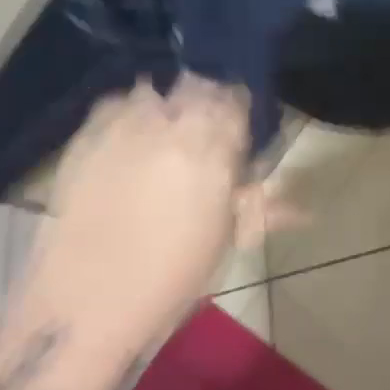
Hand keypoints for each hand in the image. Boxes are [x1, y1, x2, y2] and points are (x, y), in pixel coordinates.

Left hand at [23, 75, 251, 346]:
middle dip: (202, 103)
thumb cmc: (171, 276)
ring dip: (163, 107)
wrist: (86, 304)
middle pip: (198, 86)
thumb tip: (303, 209)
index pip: (237, 97)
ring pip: (155, 91)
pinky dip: (124, 116)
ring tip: (159, 136)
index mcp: (217, 139)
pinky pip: (115, 105)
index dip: (238, 111)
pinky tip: (123, 143)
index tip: (235, 131)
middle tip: (199, 135)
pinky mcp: (87, 134)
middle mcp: (175, 116)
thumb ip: (258, 207)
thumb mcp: (225, 239)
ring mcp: (126, 121)